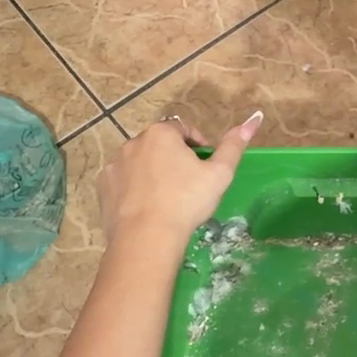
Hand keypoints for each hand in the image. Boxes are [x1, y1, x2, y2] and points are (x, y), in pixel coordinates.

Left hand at [97, 112, 262, 240]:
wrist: (146, 237)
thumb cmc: (187, 201)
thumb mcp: (220, 173)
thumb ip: (234, 145)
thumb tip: (254, 118)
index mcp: (161, 134)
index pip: (184, 128)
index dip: (198, 144)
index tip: (206, 165)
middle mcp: (133, 142)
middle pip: (160, 144)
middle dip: (175, 157)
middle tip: (189, 183)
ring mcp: (114, 165)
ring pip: (140, 162)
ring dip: (154, 171)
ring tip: (168, 197)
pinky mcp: (102, 187)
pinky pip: (123, 181)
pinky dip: (134, 188)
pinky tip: (147, 207)